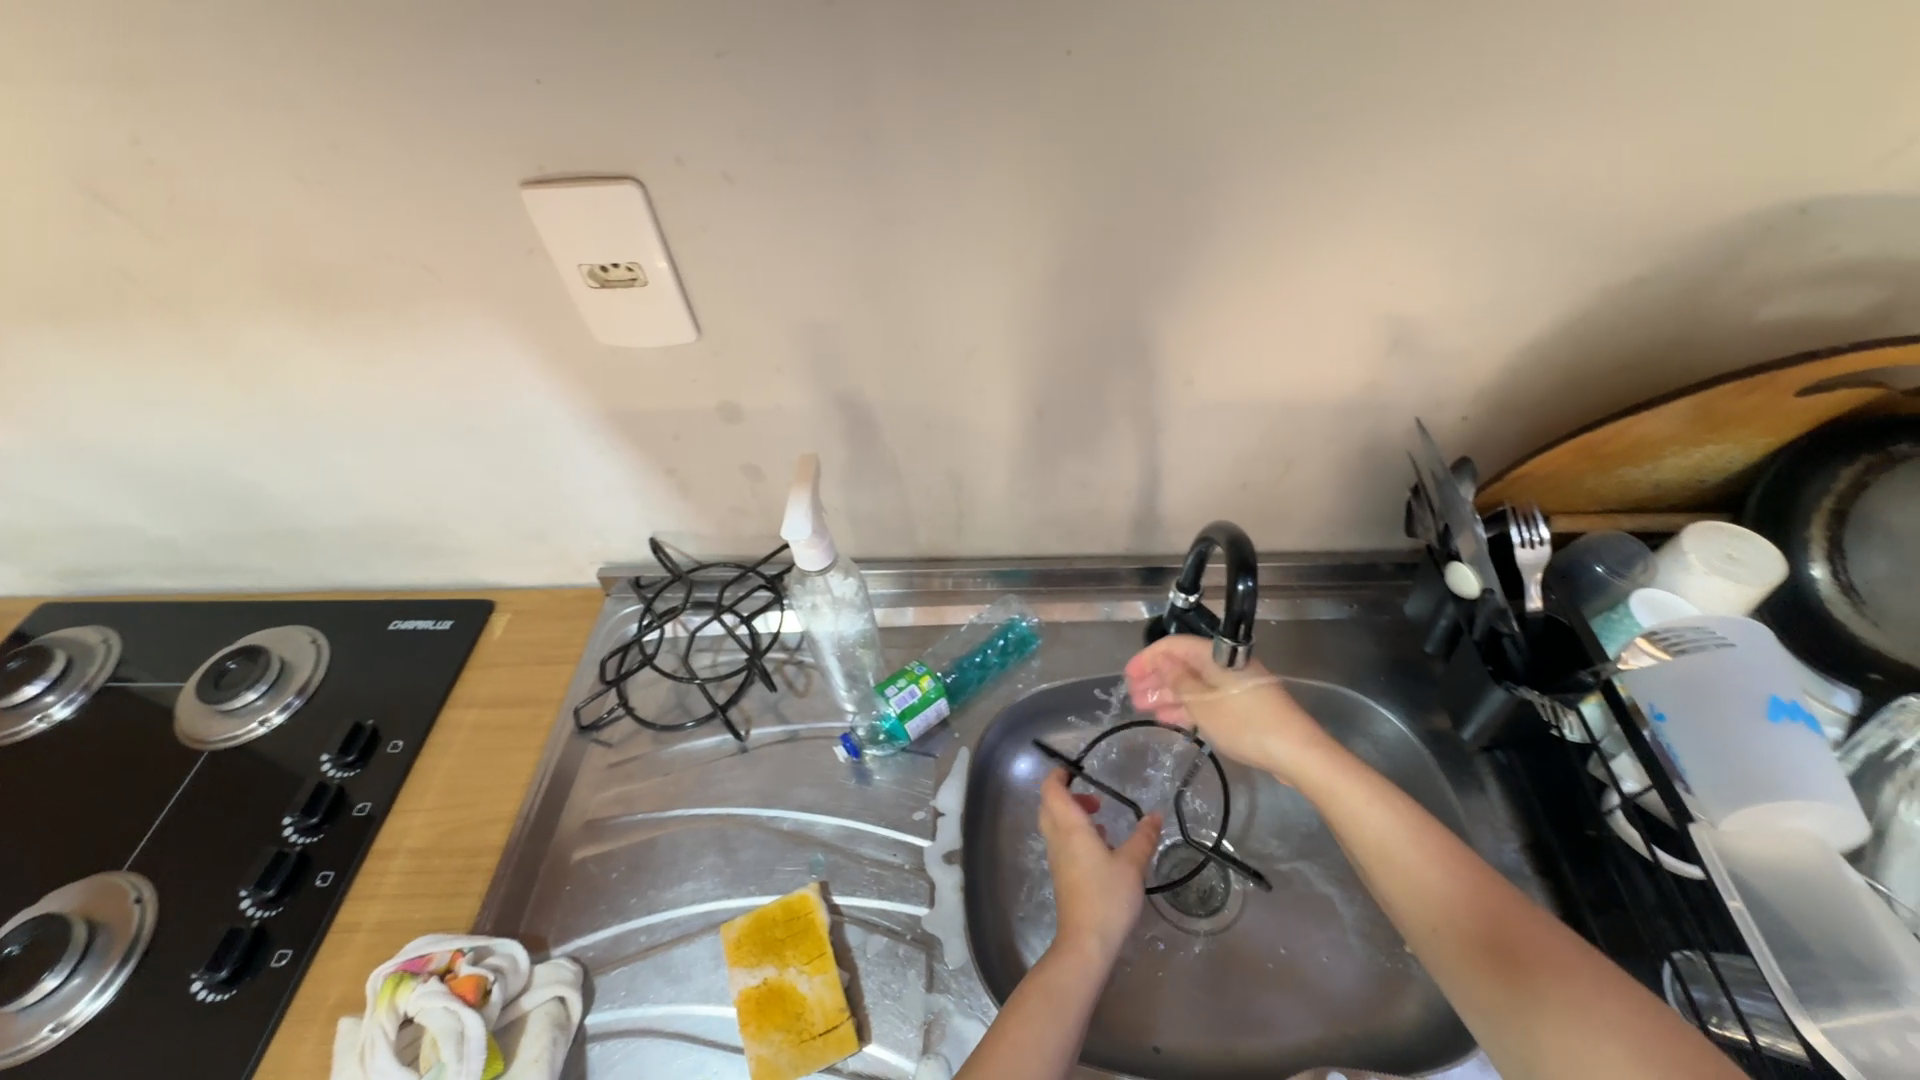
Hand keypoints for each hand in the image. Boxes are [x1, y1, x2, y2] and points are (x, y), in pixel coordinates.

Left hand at [1037, 768, 1161, 962]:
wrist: (1086, 941)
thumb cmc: (1108, 896)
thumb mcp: (1133, 864)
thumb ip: (1144, 837)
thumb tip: (1155, 815)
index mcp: (1070, 828)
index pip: (1051, 790)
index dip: (1058, 775)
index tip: (1074, 769)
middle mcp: (1058, 839)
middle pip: (1050, 806)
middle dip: (1068, 795)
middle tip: (1095, 799)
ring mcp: (1057, 858)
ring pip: (1056, 826)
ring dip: (1074, 817)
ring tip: (1103, 822)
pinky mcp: (1062, 875)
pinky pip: (1063, 843)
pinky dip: (1077, 835)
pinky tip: (1103, 848)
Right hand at [1123, 634, 1334, 784]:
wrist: (1296, 752)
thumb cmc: (1245, 724)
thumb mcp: (1203, 704)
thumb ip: (1178, 681)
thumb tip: (1162, 662)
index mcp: (1215, 657)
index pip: (1174, 647)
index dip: (1148, 658)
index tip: (1128, 675)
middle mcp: (1224, 667)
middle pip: (1183, 665)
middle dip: (1156, 678)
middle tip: (1133, 695)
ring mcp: (1234, 688)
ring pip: (1194, 685)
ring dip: (1168, 695)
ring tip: (1144, 709)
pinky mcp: (1241, 708)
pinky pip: (1206, 701)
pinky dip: (1187, 708)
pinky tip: (1170, 719)